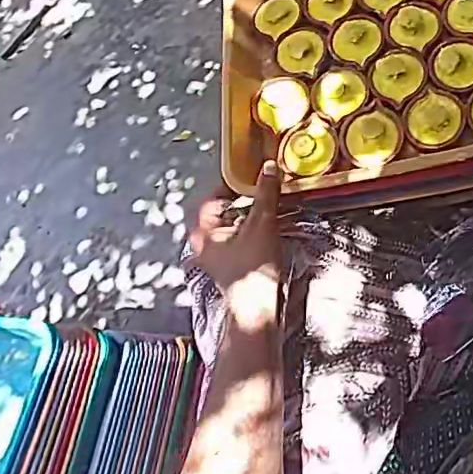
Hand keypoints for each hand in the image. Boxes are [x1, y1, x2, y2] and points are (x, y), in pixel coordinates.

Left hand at [190, 161, 282, 313]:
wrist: (257, 307)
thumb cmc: (253, 265)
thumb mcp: (262, 223)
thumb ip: (266, 193)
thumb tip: (269, 166)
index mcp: (202, 230)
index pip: (215, 196)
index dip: (234, 183)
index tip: (254, 176)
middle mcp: (203, 242)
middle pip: (224, 209)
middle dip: (245, 198)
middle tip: (265, 189)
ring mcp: (215, 255)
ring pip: (233, 224)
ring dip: (250, 214)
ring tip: (269, 206)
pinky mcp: (229, 264)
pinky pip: (238, 237)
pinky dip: (250, 229)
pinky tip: (267, 226)